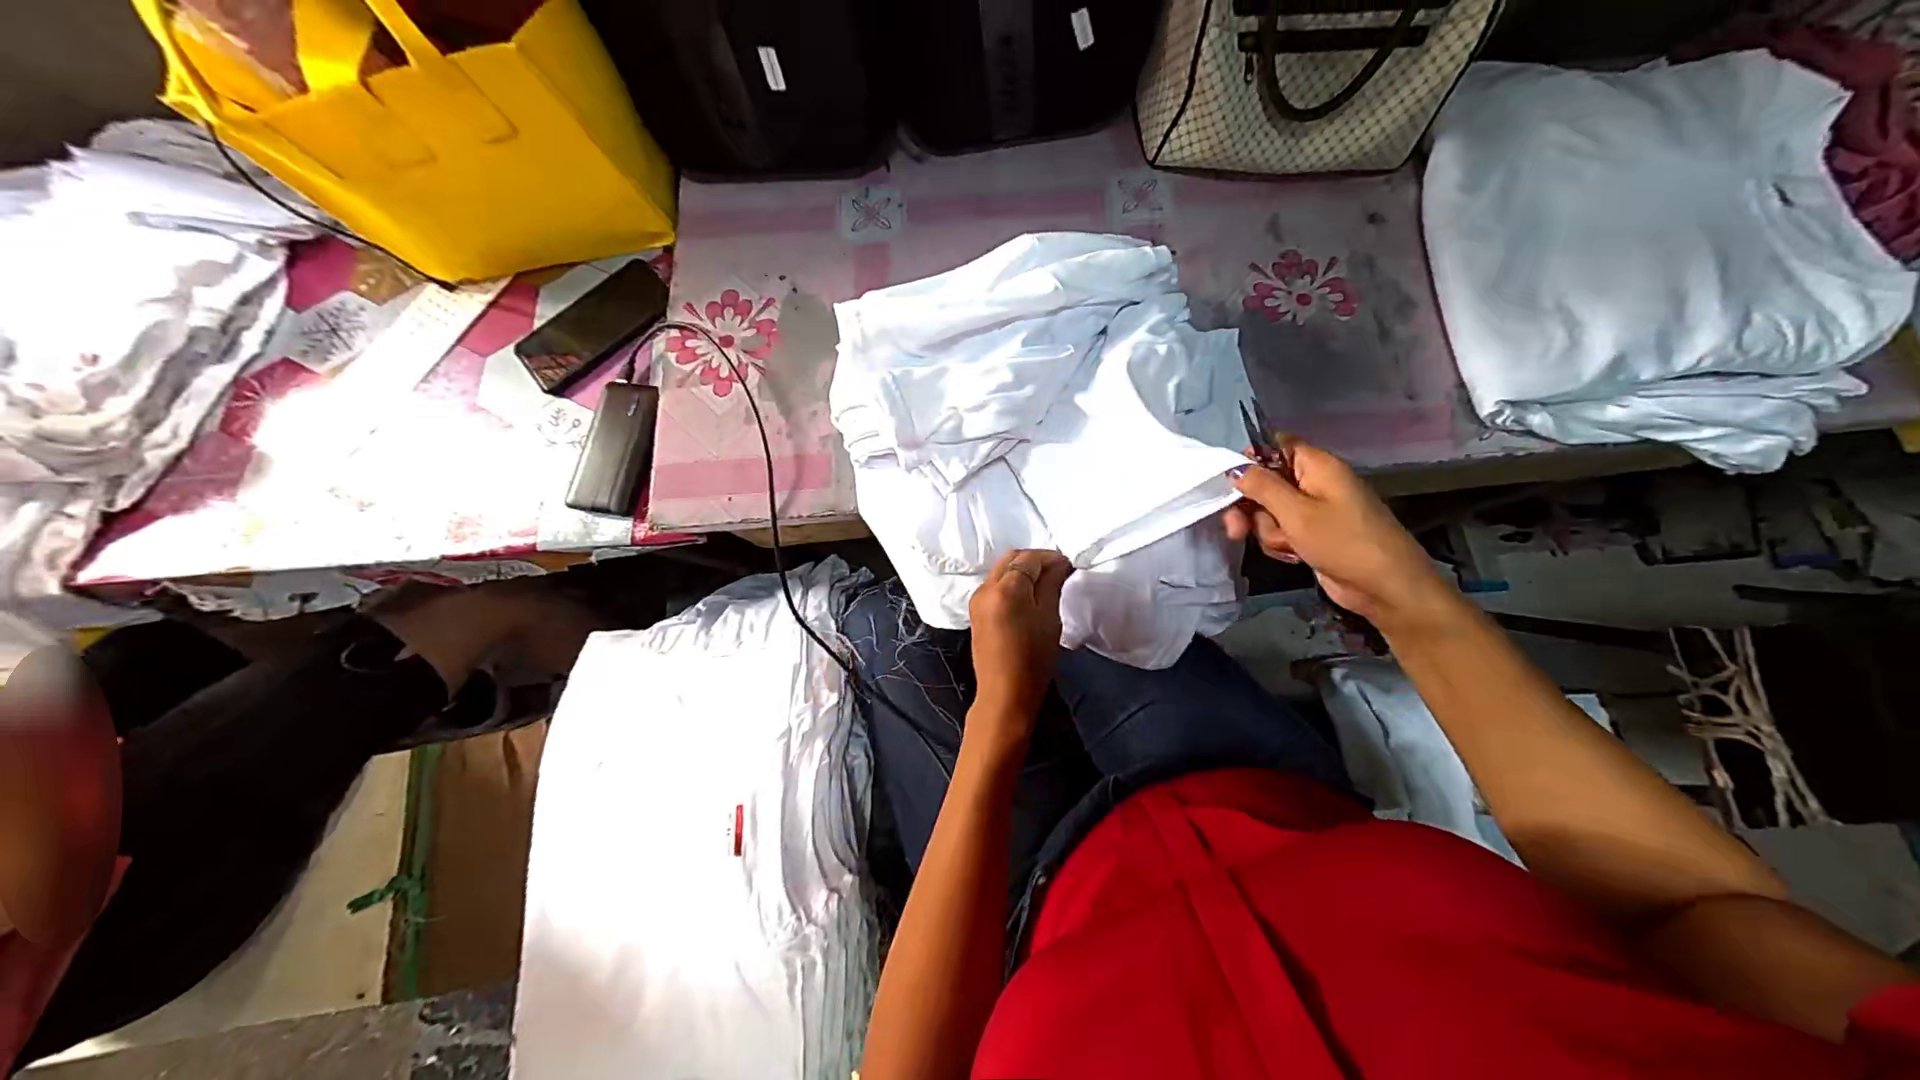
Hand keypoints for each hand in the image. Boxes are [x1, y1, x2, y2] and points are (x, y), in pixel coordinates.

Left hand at [967, 549, 1073, 735]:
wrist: (1005, 693)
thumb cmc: (1033, 659)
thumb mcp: (1049, 618)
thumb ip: (1052, 583)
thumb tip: (1059, 563)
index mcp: (1006, 588)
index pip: (1030, 558)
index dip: (1052, 558)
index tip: (1069, 565)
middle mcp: (986, 587)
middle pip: (1012, 558)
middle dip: (1035, 560)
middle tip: (1059, 571)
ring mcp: (977, 598)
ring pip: (1001, 569)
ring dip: (1023, 569)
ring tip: (1046, 582)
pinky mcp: (975, 610)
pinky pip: (994, 584)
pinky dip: (1011, 581)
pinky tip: (1028, 594)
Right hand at [1224, 438, 1456, 633]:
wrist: (1384, 586)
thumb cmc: (1343, 542)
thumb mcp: (1296, 512)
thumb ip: (1262, 487)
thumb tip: (1235, 468)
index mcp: (1317, 466)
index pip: (1276, 446)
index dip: (1251, 460)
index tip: (1231, 481)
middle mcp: (1314, 483)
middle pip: (1266, 482)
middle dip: (1250, 506)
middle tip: (1237, 528)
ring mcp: (1314, 510)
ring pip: (1269, 511)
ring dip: (1267, 530)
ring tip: (1285, 545)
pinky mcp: (1312, 534)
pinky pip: (1281, 530)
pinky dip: (1279, 542)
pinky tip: (1292, 555)